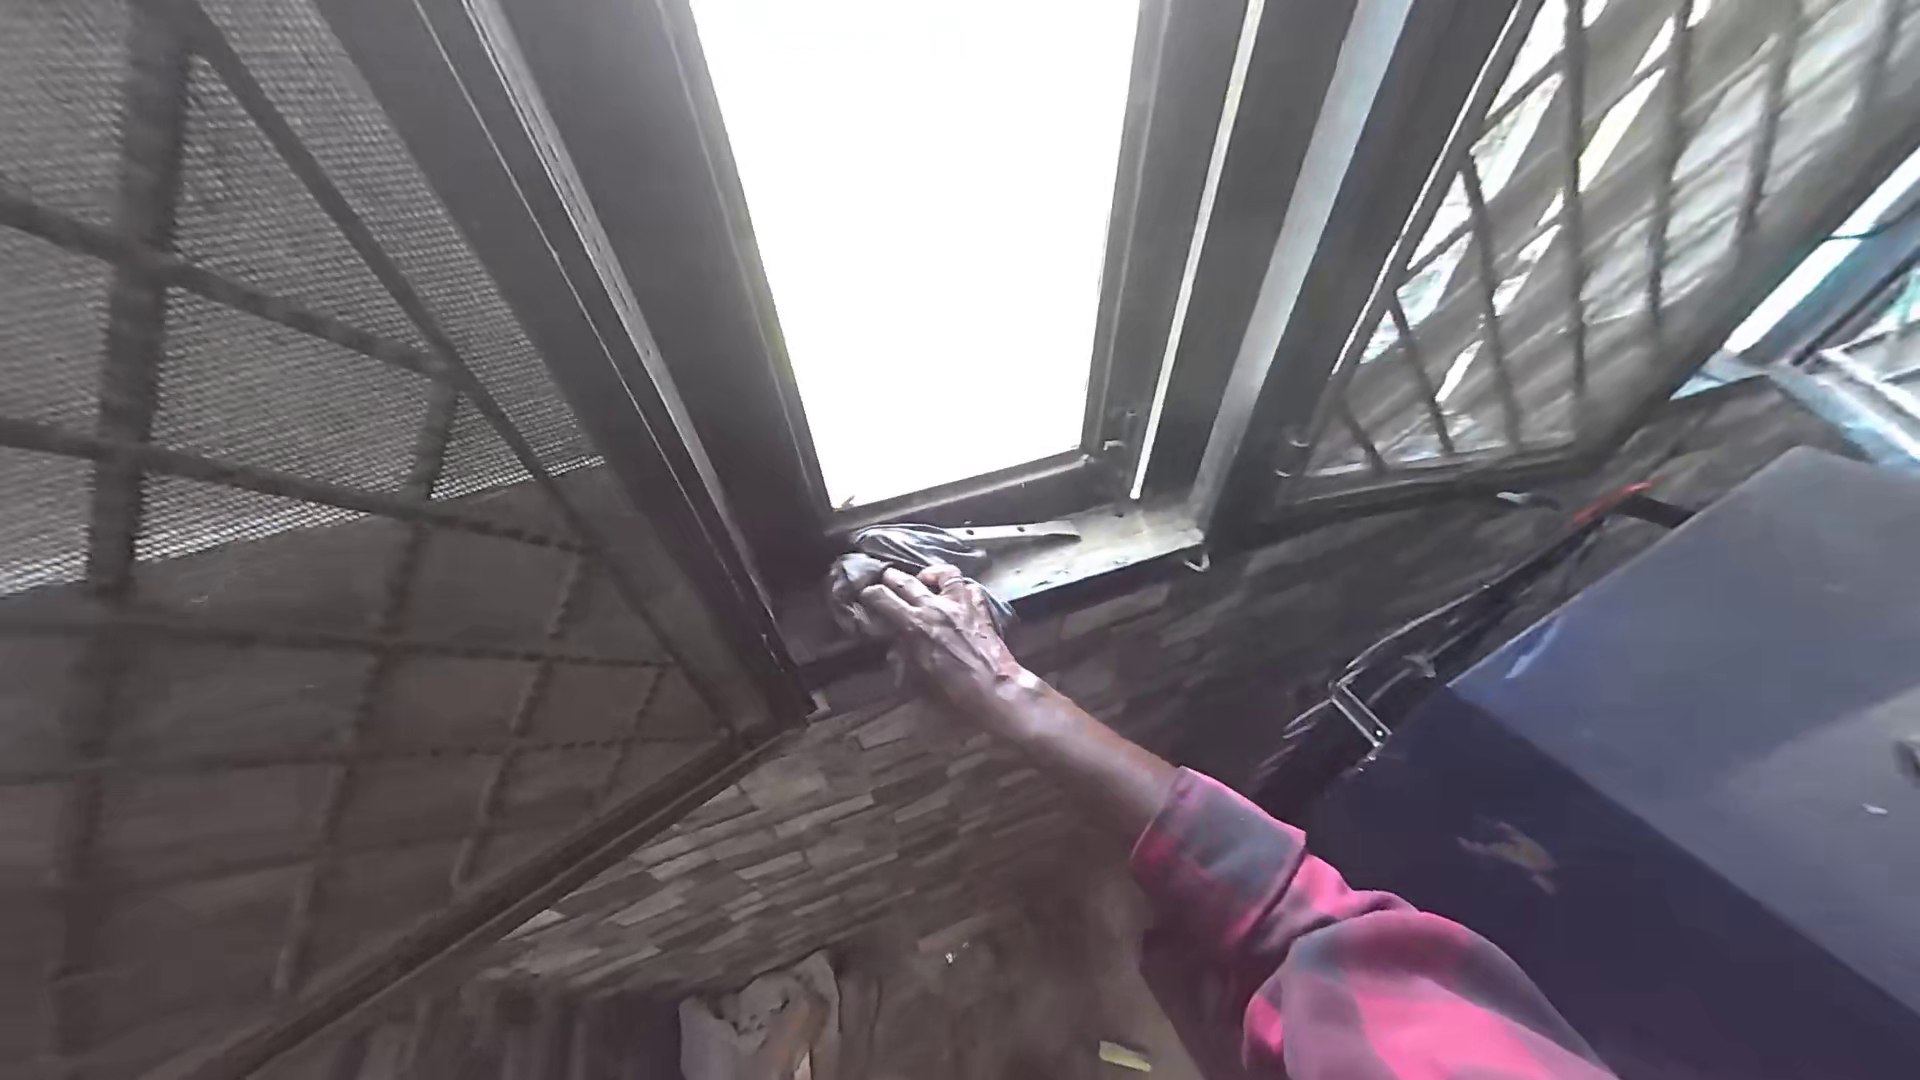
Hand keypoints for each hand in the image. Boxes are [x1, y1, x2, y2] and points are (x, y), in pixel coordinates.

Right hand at [857, 563, 1033, 727]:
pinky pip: (970, 588)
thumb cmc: (952, 692)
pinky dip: (962, 589)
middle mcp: (935, 608)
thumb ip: (901, 658)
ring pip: (944, 573)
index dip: (870, 593)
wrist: (993, 689)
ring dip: (931, 574)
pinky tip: (957, 596)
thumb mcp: (916, 680)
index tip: (866, 594)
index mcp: (914, 625)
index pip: (883, 598)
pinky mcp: (981, 608)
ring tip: (925, 579)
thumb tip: (894, 648)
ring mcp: (961, 604)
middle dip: (892, 577)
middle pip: (907, 581)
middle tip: (886, 578)